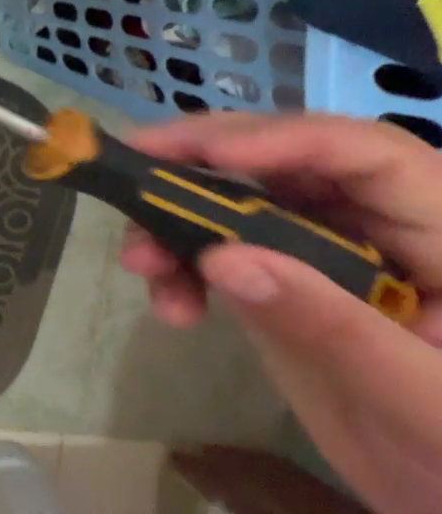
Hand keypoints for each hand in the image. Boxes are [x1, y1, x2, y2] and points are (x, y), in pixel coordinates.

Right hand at [119, 113, 441, 512]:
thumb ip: (334, 326)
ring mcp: (330, 255)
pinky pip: (219, 248)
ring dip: (173, 222)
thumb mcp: (423, 402)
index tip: (200, 155)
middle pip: (284, 166)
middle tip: (130, 174)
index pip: (368, 156)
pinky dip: (178, 265)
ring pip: (237, 202)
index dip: (283, 140)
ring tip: (140, 264)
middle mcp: (386, 229)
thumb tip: (224, 258)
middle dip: (200, 171)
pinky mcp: (286, 280)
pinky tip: (170, 305)